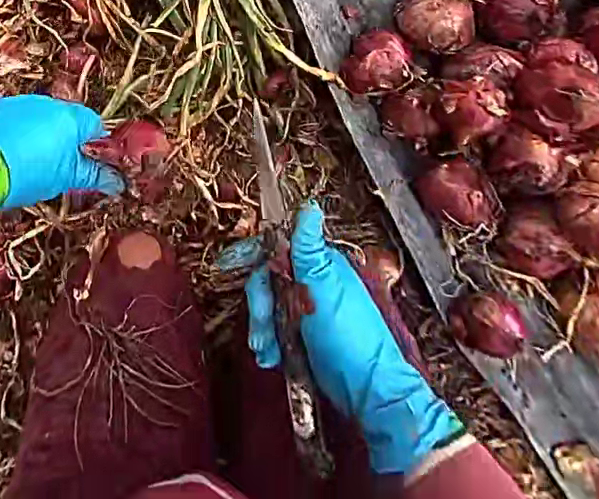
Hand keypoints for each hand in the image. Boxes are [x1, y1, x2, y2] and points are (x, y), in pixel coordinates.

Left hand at [0, 95, 124, 215]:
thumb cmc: (29, 172)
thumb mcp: (67, 178)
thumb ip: (95, 175)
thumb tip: (117, 182)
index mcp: (73, 118)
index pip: (96, 126)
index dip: (94, 146)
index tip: (88, 163)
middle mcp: (52, 104)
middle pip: (71, 120)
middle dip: (69, 140)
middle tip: (61, 166)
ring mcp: (26, 103)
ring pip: (46, 118)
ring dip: (45, 134)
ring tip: (34, 160)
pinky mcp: (4, 108)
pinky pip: (22, 118)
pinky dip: (22, 131)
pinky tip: (15, 151)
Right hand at [244, 203, 462, 475]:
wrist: (368, 392)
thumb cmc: (350, 336)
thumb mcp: (323, 285)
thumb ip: (308, 247)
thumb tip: (309, 206)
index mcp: (319, 263)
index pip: (278, 247)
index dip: (253, 254)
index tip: (230, 261)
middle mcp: (313, 283)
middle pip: (269, 279)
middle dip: (260, 302)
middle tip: (262, 323)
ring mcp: (310, 311)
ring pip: (270, 307)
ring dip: (263, 327)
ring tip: (267, 349)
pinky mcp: (305, 338)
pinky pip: (277, 331)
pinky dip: (271, 344)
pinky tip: (274, 358)